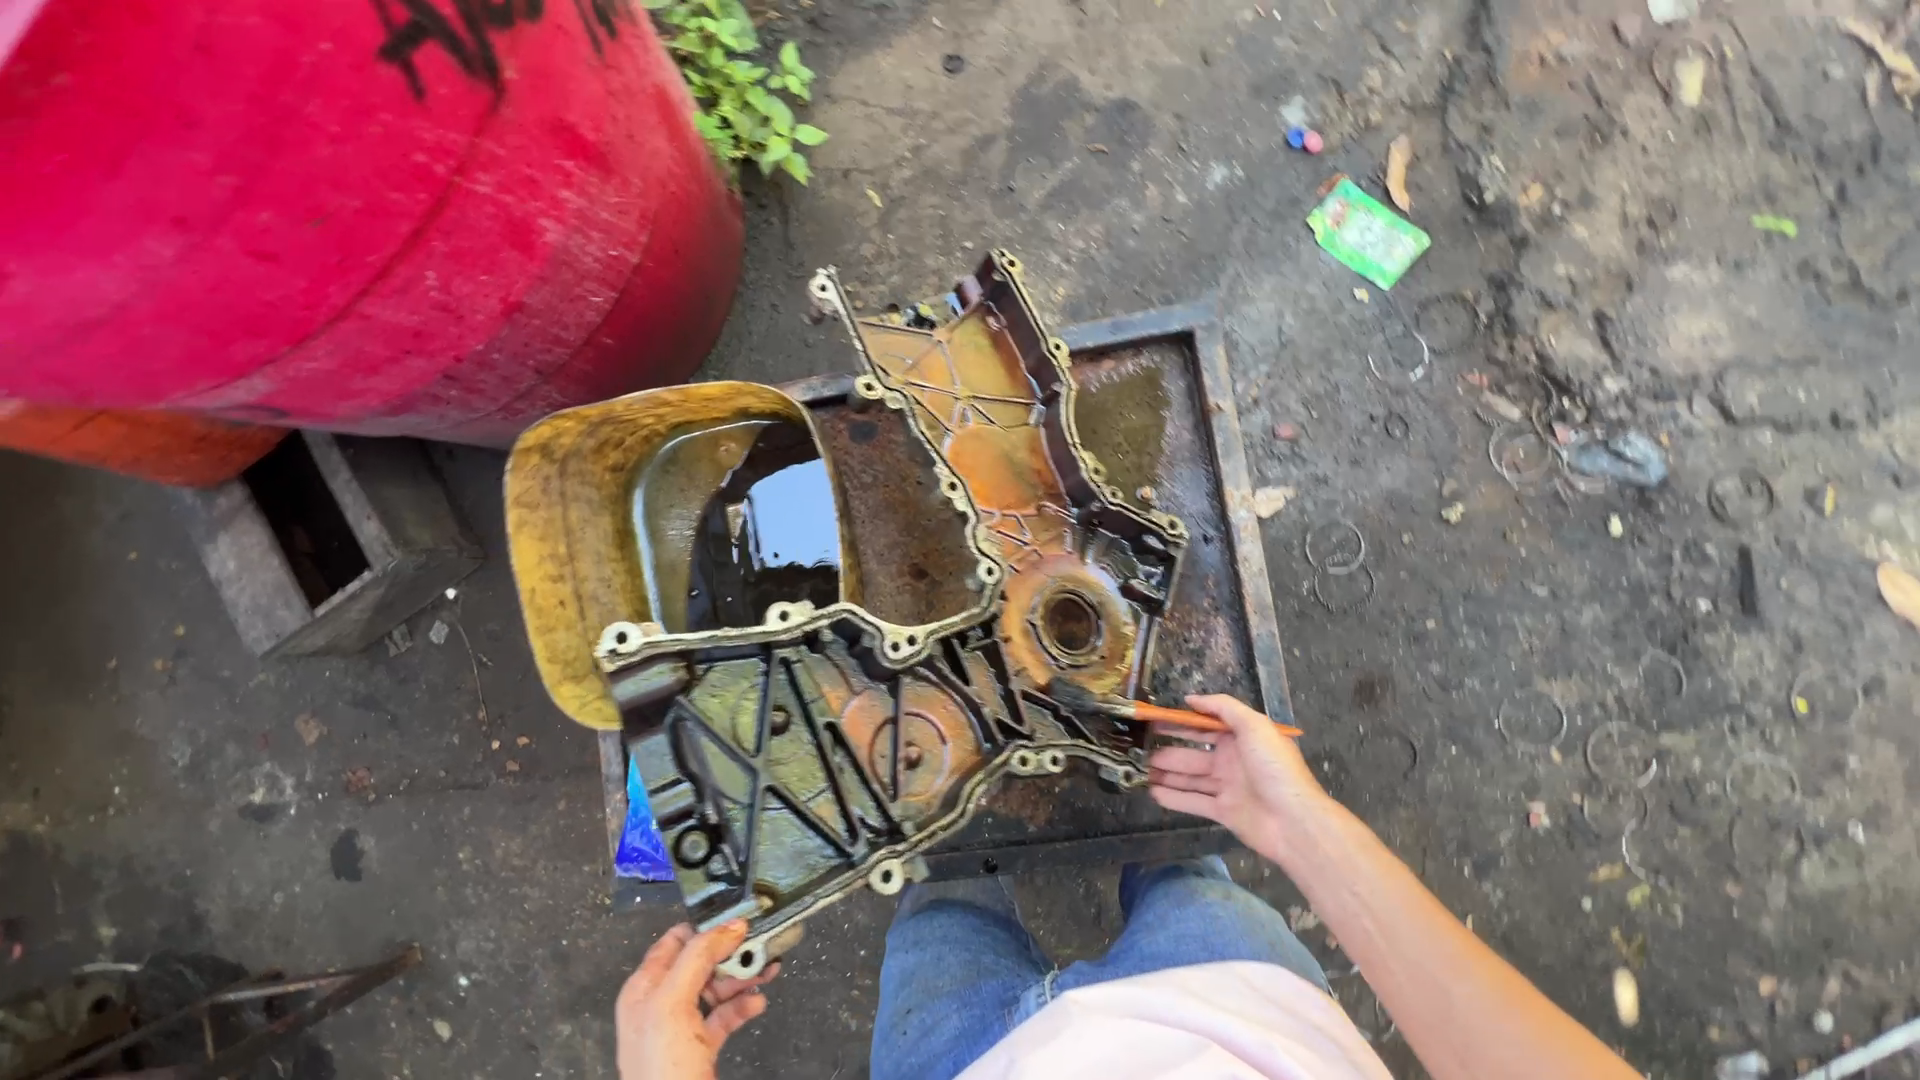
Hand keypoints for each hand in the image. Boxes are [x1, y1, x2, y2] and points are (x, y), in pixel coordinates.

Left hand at [616, 921, 779, 1079]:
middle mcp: (661, 1002)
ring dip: (743, 977)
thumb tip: (733, 924)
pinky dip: (743, 1005)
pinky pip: (726, 1015)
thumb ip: (699, 957)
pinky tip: (758, 1003)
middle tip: (760, 949)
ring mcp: (681, 1025)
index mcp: (645, 986)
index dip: (707, 929)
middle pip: (702, 962)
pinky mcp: (701, 1046)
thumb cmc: (663, 1064)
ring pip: (717, 987)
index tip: (739, 922)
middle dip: (732, 954)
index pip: (676, 941)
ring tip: (768, 973)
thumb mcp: (673, 1003)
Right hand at [1147, 694, 1329, 862]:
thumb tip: (1191, 699)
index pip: (1204, 727)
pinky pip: (1194, 802)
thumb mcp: (1254, 726)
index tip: (1154, 720)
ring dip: (1166, 773)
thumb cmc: (1274, 768)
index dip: (1180, 723)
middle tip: (1139, 748)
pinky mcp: (1223, 812)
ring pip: (1190, 778)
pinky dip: (1174, 797)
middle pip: (1193, 753)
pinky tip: (1153, 792)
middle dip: (1168, 750)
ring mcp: (1227, 787)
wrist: (1294, 820)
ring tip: (1139, 770)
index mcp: (1241, 738)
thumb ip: (1223, 707)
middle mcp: (1232, 761)